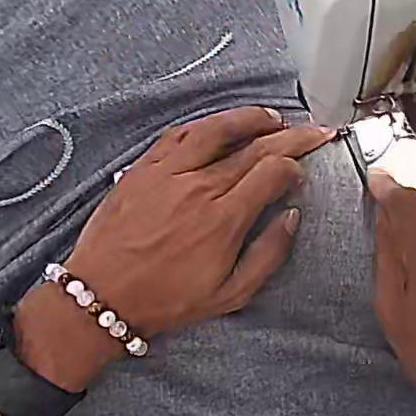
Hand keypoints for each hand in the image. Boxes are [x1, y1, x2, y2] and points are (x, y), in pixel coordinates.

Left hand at [15, 107, 333, 390]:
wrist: (104, 295)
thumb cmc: (166, 299)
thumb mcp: (230, 294)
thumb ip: (268, 254)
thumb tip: (291, 218)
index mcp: (224, 218)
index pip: (272, 172)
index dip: (295, 165)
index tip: (301, 170)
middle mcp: (200, 187)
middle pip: (255, 147)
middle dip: (291, 136)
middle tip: (312, 131)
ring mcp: (170, 172)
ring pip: (218, 129)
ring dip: (250, 118)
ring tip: (273, 117)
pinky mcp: (145, 168)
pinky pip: (179, 134)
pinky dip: (205, 124)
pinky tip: (220, 124)